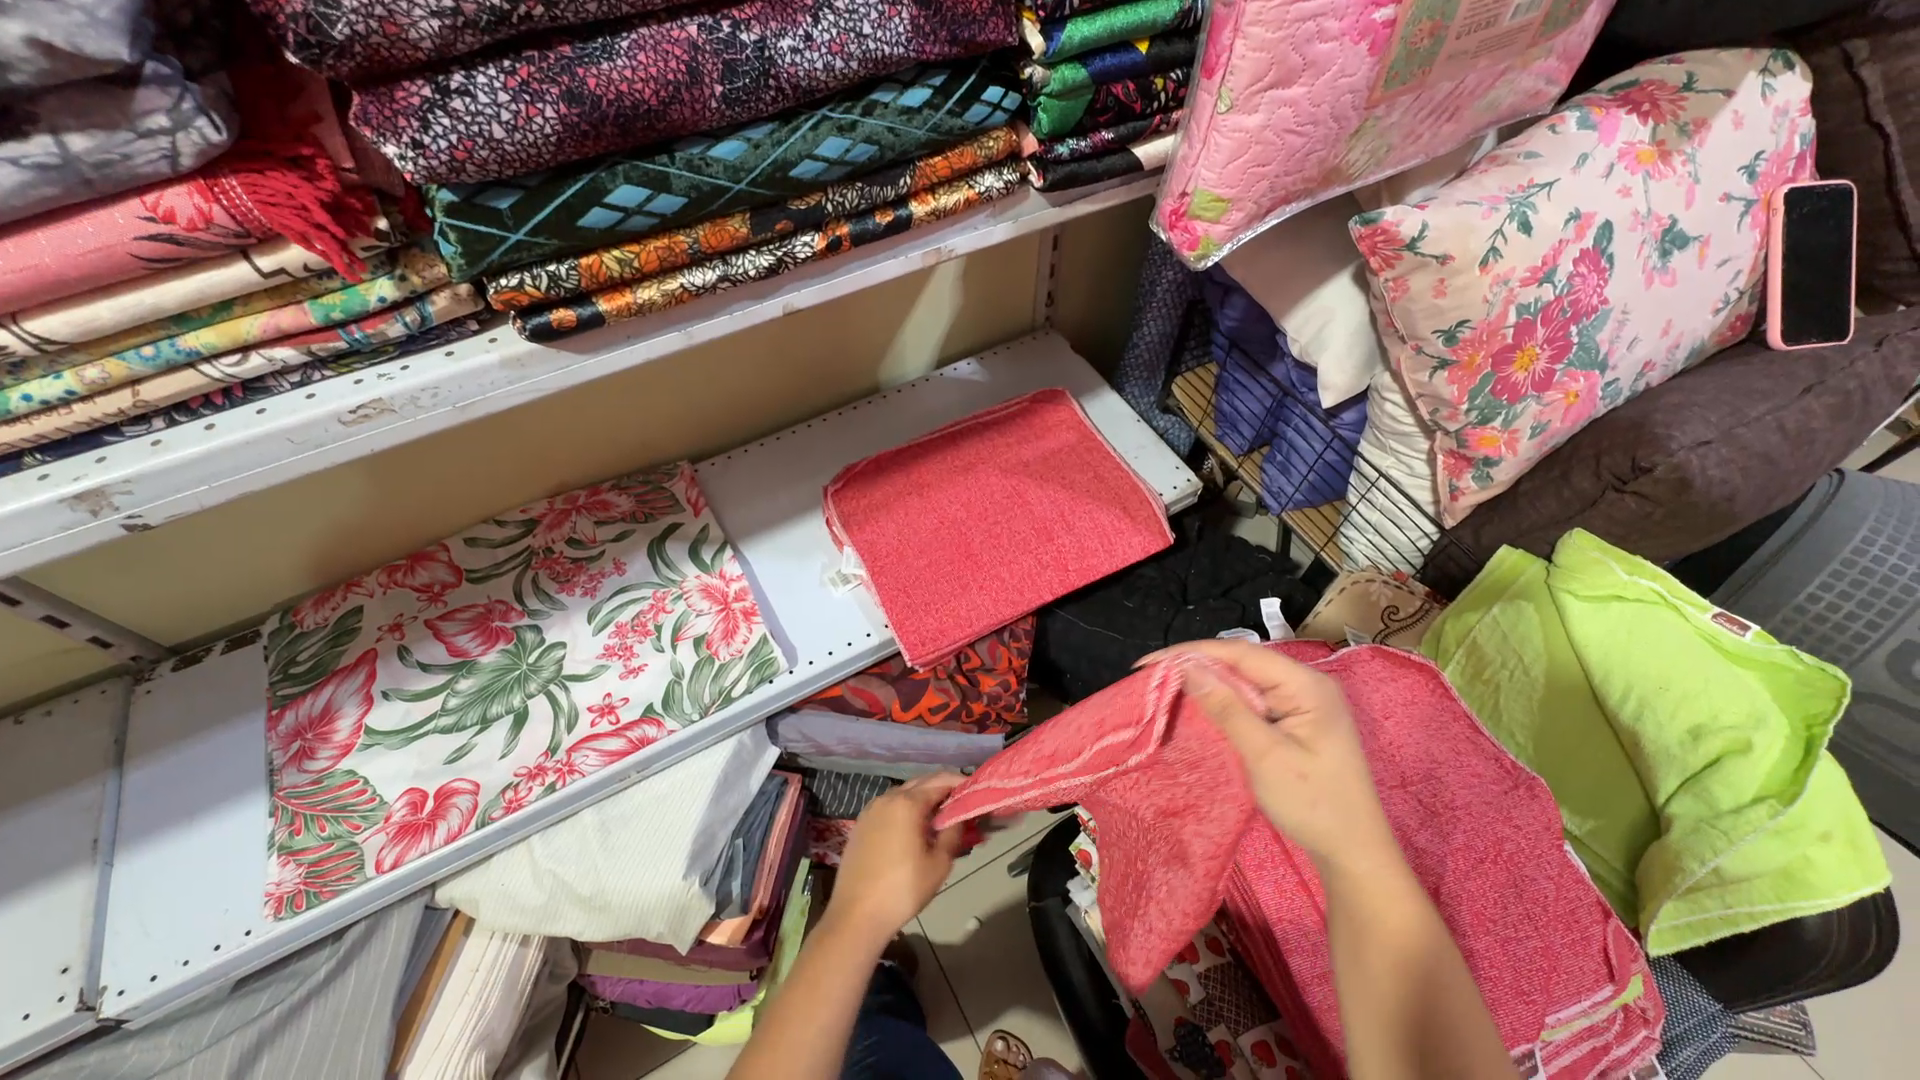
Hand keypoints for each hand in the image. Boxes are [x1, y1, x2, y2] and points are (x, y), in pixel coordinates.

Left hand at [823, 772, 968, 943]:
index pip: (941, 781)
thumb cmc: (903, 890)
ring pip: (903, 793)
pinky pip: (889, 807)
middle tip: (962, 804)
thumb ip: (953, 832)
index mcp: (908, 803)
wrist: (856, 914)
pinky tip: (914, 827)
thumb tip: (960, 816)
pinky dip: (905, 809)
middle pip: (921, 783)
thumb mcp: (939, 863)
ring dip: (923, 799)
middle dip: (943, 789)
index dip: (961, 784)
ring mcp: (870, 810)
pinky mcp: (861, 824)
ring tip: (941, 817)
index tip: (976, 794)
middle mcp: (887, 798)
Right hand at [1141, 640, 1400, 874]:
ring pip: (1246, 681)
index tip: (1147, 664)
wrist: (1353, 852)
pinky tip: (1201, 707)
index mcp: (1306, 684)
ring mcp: (1303, 703)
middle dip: (1196, 666)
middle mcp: (1306, 684)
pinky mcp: (1296, 722)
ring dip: (1209, 684)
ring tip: (1167, 688)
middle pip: (1243, 662)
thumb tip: (1187, 668)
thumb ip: (1226, 707)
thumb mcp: (1264, 754)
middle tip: (1151, 678)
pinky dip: (1225, 702)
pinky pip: (1254, 700)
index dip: (1191, 653)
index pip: (1240, 653)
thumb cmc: (1313, 803)